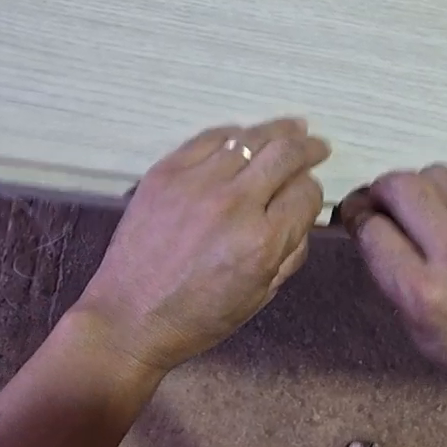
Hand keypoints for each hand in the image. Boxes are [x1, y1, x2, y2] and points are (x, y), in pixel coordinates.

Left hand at [74, 119, 328, 372]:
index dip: (315, 191)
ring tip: (291, 128)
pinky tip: (243, 136)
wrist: (129, 316)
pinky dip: (233, 134)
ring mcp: (198, 182)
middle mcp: (235, 203)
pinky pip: (209, 137)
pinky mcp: (166, 172)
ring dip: (277, 132)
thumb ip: (291, 250)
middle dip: (308, 147)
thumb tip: (304, 212)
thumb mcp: (261, 295)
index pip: (307, 193)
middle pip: (285, 154)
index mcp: (263, 241)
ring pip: (249, 138)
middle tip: (317, 145)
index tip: (309, 193)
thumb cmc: (200, 318)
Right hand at [340, 166, 446, 405]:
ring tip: (418, 208)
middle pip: (401, 186)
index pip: (372, 228)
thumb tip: (368, 223)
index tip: (357, 220)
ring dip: (415, 186)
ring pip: (433, 173)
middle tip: (382, 207)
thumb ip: (388, 272)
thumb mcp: (413, 326)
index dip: (356, 219)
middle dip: (381, 192)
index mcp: (423, 291)